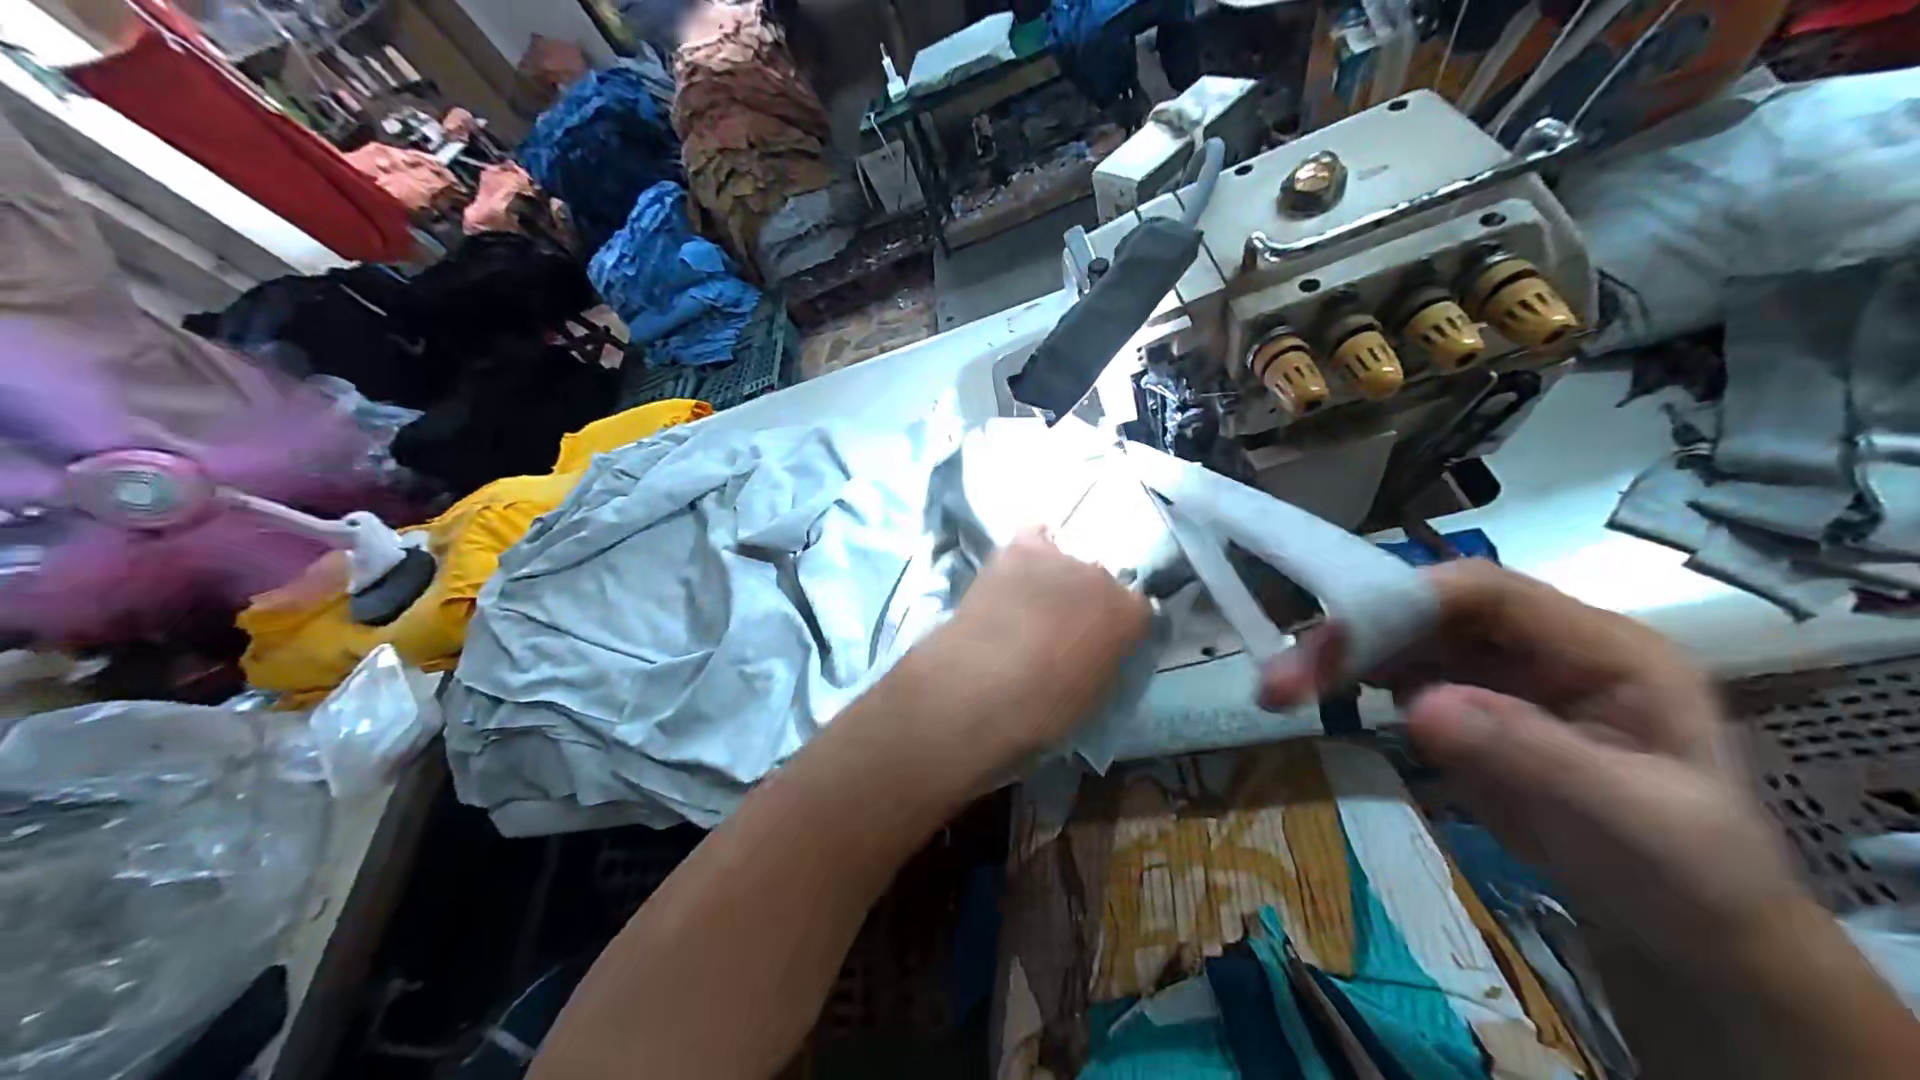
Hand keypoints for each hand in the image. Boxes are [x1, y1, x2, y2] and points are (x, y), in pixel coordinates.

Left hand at [875, 530, 1151, 784]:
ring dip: (1056, 577)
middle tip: (1062, 627)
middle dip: (1088, 600)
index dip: (1120, 627)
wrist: (980, 687)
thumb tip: (1099, 649)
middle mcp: (1103, 576)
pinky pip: (1031, 536)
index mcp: (1131, 615)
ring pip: (1066, 558)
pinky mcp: (1017, 549)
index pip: (1140, 609)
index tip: (1102, 643)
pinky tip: (1014, 572)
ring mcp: (1060, 557)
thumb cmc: (1043, 710)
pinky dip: (1028, 551)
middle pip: (1102, 579)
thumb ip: (1107, 659)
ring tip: (1031, 602)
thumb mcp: (1095, 695)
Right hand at [1260, 559, 1802, 968]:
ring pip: (1398, 640)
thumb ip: (1530, 754)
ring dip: (1334, 659)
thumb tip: (1420, 706)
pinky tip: (1310, 697)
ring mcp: (1496, 672)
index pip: (1488, 595)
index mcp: (1601, 649)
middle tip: (1281, 679)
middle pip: (1425, 613)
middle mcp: (1537, 645)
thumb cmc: (1681, 872)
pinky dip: (1346, 683)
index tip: (1335, 640)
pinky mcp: (1463, 701)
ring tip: (1277, 691)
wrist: (1683, 929)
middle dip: (1350, 636)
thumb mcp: (1627, 817)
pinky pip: (1393, 674)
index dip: (1406, 601)